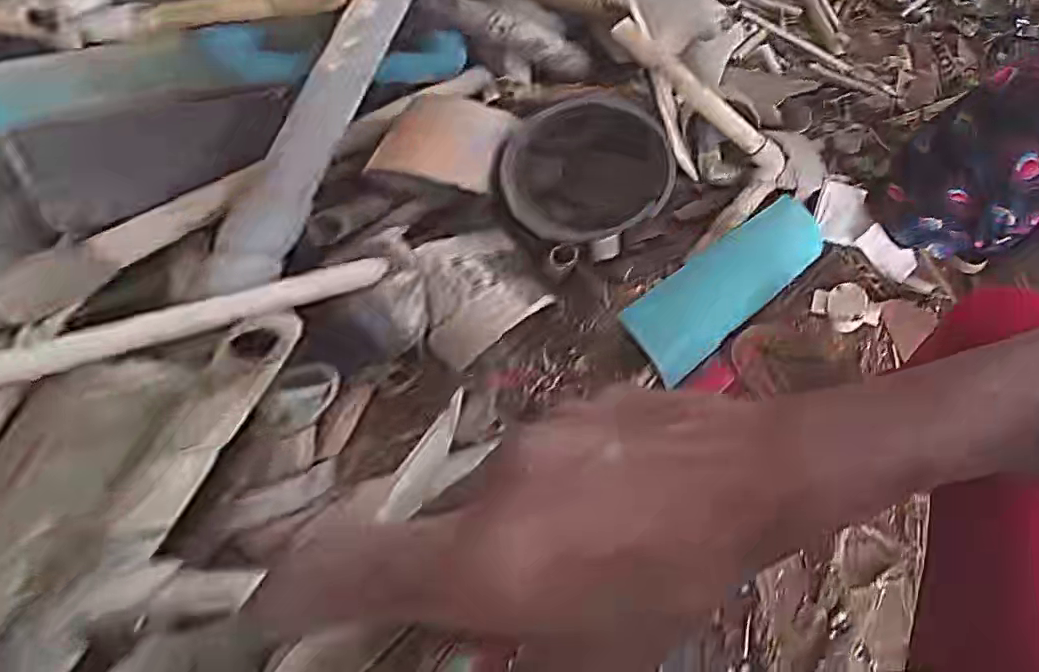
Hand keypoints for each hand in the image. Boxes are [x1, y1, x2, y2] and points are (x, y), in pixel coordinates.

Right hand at [249, 387, 784, 669]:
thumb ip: (503, 655)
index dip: (287, 591)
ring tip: (582, 530)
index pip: (333, 564)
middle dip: (444, 559)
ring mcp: (549, 421)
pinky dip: (555, 473)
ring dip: (510, 514)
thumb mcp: (588, 655)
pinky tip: (615, 486)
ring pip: (492, 479)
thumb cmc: (680, 574)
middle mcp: (500, 473)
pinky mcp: (590, 393)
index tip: (280, 608)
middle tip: (500, 582)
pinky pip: (546, 443)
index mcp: (482, 553)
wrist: (759, 470)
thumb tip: (463, 639)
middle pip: (426, 521)